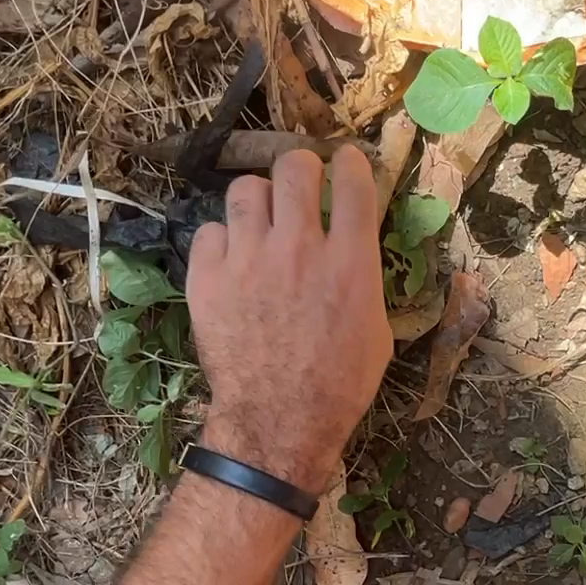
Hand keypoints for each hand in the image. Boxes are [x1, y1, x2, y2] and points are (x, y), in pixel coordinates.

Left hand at [185, 146, 391, 493]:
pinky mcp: (208, 277)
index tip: (347, 164)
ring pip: (247, 189)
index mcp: (350, 262)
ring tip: (263, 222)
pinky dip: (224, 241)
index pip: (353, 183)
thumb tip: (353, 255)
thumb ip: (364, 282)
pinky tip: (233, 262)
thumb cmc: (341, 384)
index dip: (351, 164)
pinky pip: (211, 231)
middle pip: (294, 168)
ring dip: (260, 200)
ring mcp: (249, 259)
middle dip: (301, 166)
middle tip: (302, 182)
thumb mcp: (376, 332)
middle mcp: (300, 248)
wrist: (281, 420)